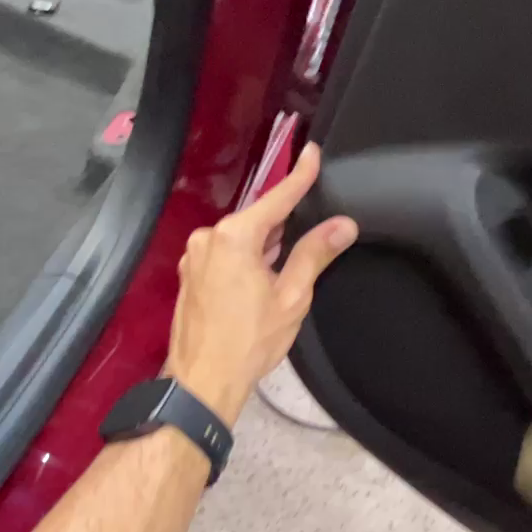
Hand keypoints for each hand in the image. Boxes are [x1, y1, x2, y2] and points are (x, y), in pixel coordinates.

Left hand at [164, 143, 356, 425]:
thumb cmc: (249, 341)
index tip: (312, 151)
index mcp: (234, 237)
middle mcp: (208, 238)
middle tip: (312, 230)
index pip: (276, 197)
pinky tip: (261, 276)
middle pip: (257, 219)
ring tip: (287, 266)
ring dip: (264, 245)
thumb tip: (342, 225)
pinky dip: (245, 258)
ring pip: (239, 238)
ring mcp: (194, 256)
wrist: (202, 380)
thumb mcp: (292, 296)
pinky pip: (223, 254)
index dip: (299, 175)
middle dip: (284, 223)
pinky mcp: (189, 274)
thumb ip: (314, 254)